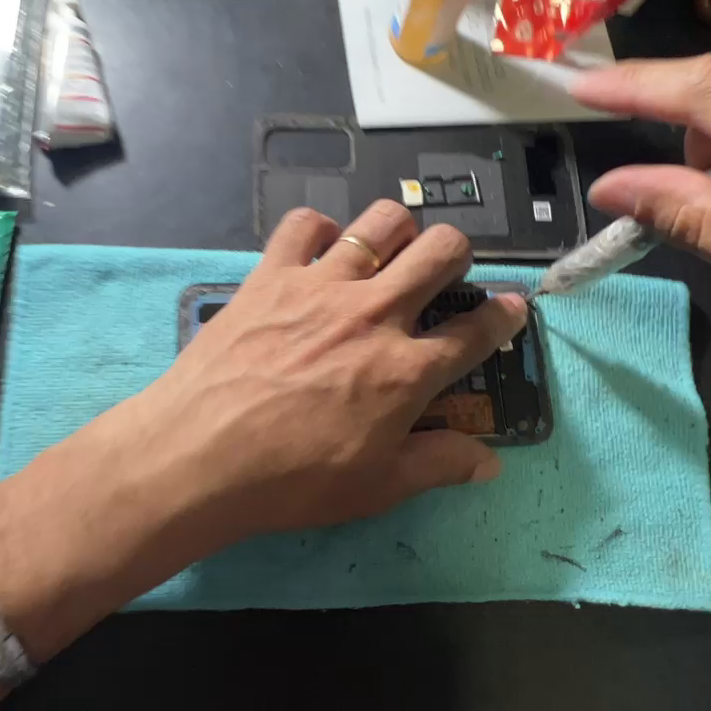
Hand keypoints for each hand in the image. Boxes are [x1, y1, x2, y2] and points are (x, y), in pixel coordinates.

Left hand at [86, 201, 527, 546]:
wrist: (200, 454)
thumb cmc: (291, 481)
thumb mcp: (376, 488)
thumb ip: (439, 465)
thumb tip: (490, 462)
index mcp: (407, 370)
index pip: (477, 332)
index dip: (505, 316)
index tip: (511, 308)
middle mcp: (374, 314)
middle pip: (442, 251)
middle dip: (457, 256)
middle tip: (441, 277)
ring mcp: (321, 286)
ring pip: (383, 222)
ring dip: (397, 232)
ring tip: (386, 255)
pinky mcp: (272, 273)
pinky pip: (305, 223)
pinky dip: (321, 231)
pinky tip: (318, 254)